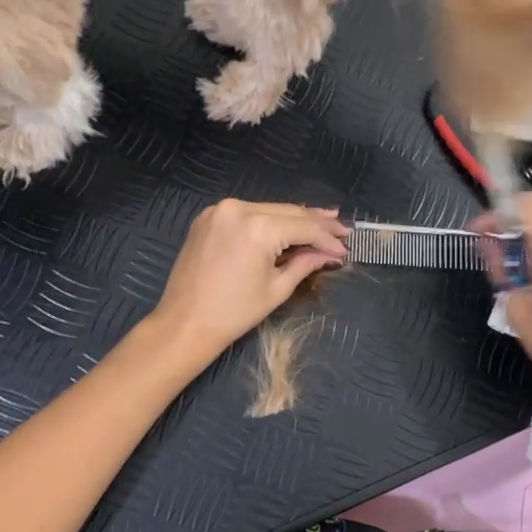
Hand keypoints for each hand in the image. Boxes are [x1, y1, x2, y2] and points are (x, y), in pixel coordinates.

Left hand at [151, 200, 347, 354]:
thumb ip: (305, 263)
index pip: (304, 227)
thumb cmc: (234, 312)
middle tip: (342, 229)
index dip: (327, 238)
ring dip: (293, 218)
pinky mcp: (208, 217)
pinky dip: (267, 219)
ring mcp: (220, 210)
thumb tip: (329, 254)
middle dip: (315, 223)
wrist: (185, 322)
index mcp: (258, 227)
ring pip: (269, 209)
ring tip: (322, 223)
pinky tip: (286, 225)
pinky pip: (247, 213)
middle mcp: (239, 209)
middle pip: (288, 212)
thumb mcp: (277, 288)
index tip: (346, 248)